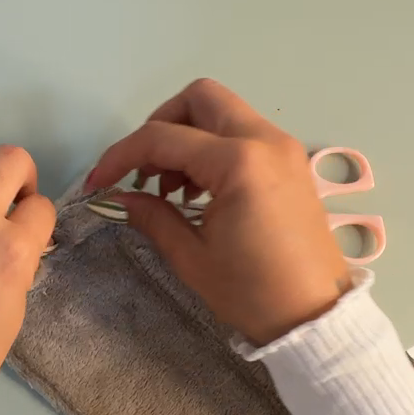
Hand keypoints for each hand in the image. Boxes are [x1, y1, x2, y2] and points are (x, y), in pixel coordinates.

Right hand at [86, 78, 351, 346]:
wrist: (316, 316)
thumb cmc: (251, 291)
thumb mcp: (191, 256)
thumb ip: (151, 215)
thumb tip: (119, 196)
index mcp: (238, 162)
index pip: (163, 137)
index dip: (121, 156)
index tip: (98, 182)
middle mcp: (265, 140)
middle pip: (199, 98)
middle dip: (159, 125)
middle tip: (142, 168)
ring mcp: (283, 148)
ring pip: (222, 111)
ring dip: (186, 136)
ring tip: (170, 187)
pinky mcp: (289, 162)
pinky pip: (241, 133)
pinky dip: (211, 147)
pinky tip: (198, 190)